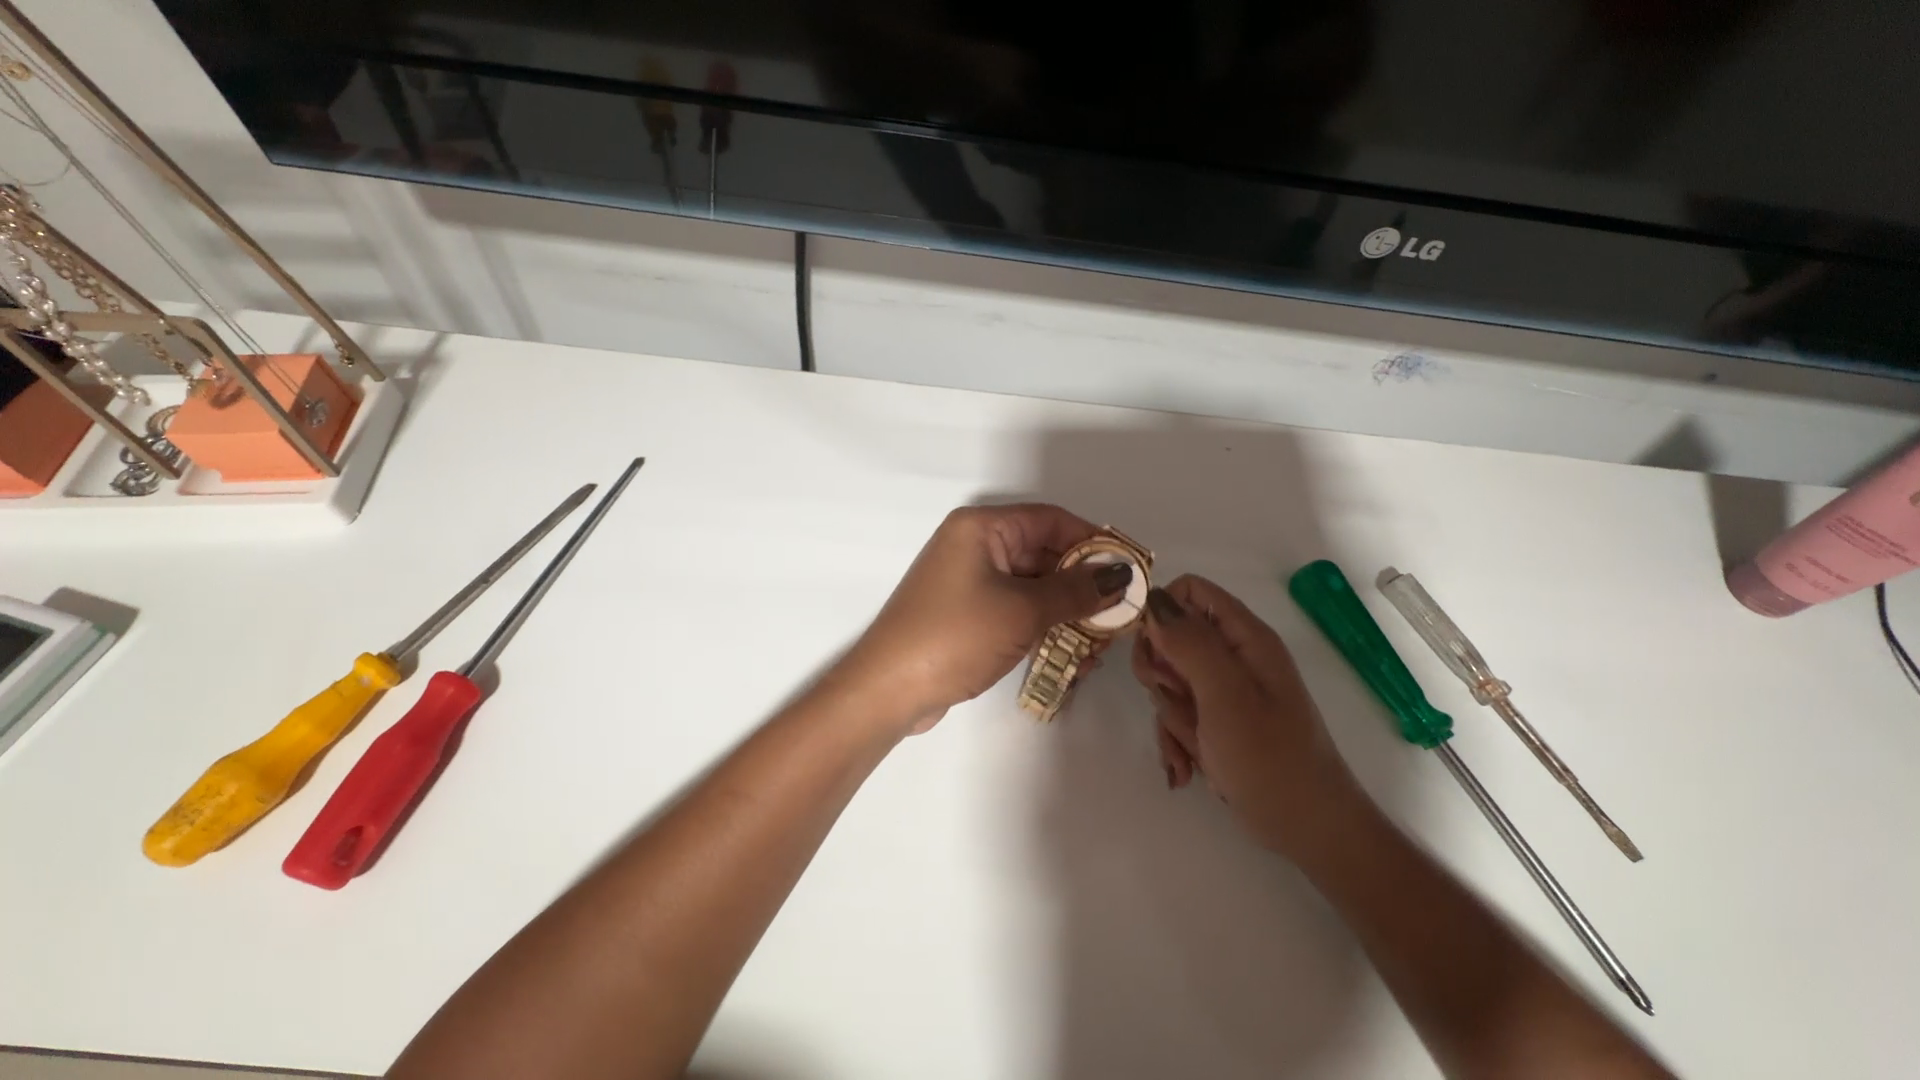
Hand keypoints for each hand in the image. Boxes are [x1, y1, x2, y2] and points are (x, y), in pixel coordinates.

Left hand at [834, 504, 1134, 734]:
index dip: (1094, 542)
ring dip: (1069, 612)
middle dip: (1084, 584)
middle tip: (1121, 615)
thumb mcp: (1022, 611)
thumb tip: (1121, 576)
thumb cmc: (955, 636)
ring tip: (1100, 644)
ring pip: (1035, 586)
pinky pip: (1018, 610)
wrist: (889, 690)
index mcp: (982, 528)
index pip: (1051, 521)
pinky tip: (1073, 655)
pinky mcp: (968, 615)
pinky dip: (1045, 627)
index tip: (1130, 570)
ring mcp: (970, 582)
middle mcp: (975, 547)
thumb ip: (1076, 591)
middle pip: (1045, 554)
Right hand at [1131, 575, 1373, 858]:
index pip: (1190, 592)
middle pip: (1171, 639)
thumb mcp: (1225, 696)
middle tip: (1177, 699)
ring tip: (1194, 749)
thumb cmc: (1270, 759)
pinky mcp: (1219, 724)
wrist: (1307, 828)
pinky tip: (1186, 769)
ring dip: (1170, 717)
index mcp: (1246, 639)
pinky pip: (1179, 716)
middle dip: (1161, 674)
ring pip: (1170, 682)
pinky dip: (1177, 741)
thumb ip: (1189, 643)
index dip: (1162, 616)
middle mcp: (1236, 658)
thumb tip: (1155, 601)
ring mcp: (1227, 693)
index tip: (1155, 656)